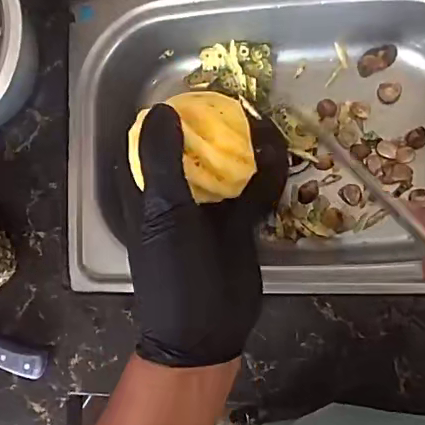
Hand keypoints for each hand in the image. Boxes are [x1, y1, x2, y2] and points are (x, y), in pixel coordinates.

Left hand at [116, 103, 287, 367]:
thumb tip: (161, 110)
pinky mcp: (237, 225)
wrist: (205, 331)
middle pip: (194, 150)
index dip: (167, 116)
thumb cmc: (174, 273)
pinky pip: (252, 192)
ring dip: (245, 149)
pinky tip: (279, 159)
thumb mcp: (163, 215)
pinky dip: (266, 176)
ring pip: (226, 168)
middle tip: (240, 106)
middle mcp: (176, 194)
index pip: (148, 141)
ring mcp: (208, 209)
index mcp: (146, 191)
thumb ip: (162, 163)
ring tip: (263, 125)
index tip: (193, 94)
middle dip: (216, 128)